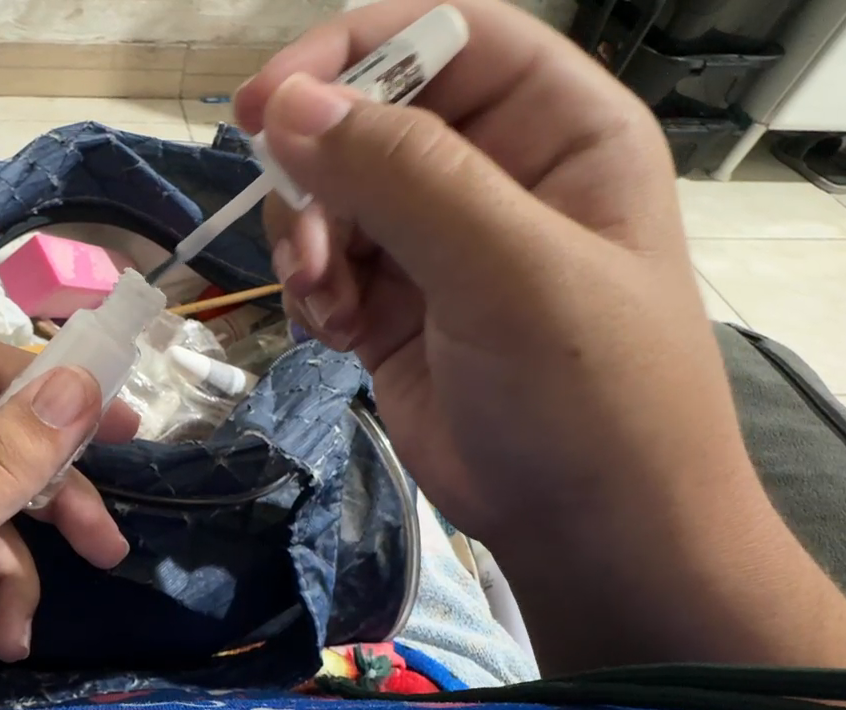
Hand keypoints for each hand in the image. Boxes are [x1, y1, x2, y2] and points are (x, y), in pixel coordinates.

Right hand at [235, 0, 758, 568]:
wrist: (583, 525)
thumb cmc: (584, 393)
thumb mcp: (506, 272)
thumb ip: (404, 177)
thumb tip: (288, 108)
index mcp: (555, 131)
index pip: (445, 41)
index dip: (350, 54)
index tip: (261, 104)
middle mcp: (491, 178)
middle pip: (370, 125)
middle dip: (319, 180)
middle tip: (305, 252)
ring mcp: (436, 250)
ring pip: (333, 203)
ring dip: (307, 247)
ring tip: (324, 304)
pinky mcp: (392, 312)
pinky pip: (325, 272)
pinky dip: (313, 296)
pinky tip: (332, 335)